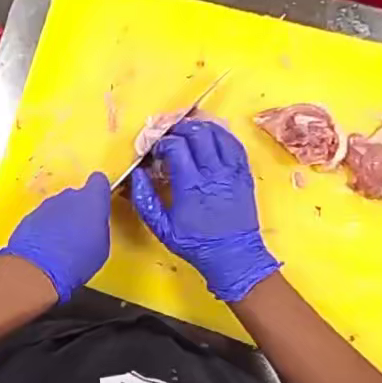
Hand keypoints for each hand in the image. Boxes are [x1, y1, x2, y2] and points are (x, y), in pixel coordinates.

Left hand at [0, 172, 111, 301]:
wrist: (38, 269)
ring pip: (56, 208)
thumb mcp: (101, 246)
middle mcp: (67, 197)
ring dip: (59, 221)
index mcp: (91, 200)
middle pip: (75, 196)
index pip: (99, 181)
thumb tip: (92, 225)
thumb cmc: (78, 260)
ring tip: (61, 245)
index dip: (99, 191)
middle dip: (77, 210)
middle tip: (79, 232)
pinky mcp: (27, 218)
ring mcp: (45, 206)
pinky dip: (43, 230)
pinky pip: (40, 220)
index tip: (99, 202)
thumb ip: (98, 227)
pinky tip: (45, 249)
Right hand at [128, 119, 281, 301]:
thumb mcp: (161, 227)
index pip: (175, 146)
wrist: (233, 255)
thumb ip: (145, 200)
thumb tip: (137, 175)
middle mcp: (212, 173)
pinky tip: (212, 136)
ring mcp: (231, 172)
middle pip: (197, 134)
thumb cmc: (195, 243)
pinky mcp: (244, 174)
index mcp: (189, 185)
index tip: (157, 150)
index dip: (162, 142)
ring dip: (202, 127)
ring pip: (218, 134)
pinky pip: (235, 145)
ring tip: (190, 131)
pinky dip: (222, 136)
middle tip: (171, 134)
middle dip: (181, 128)